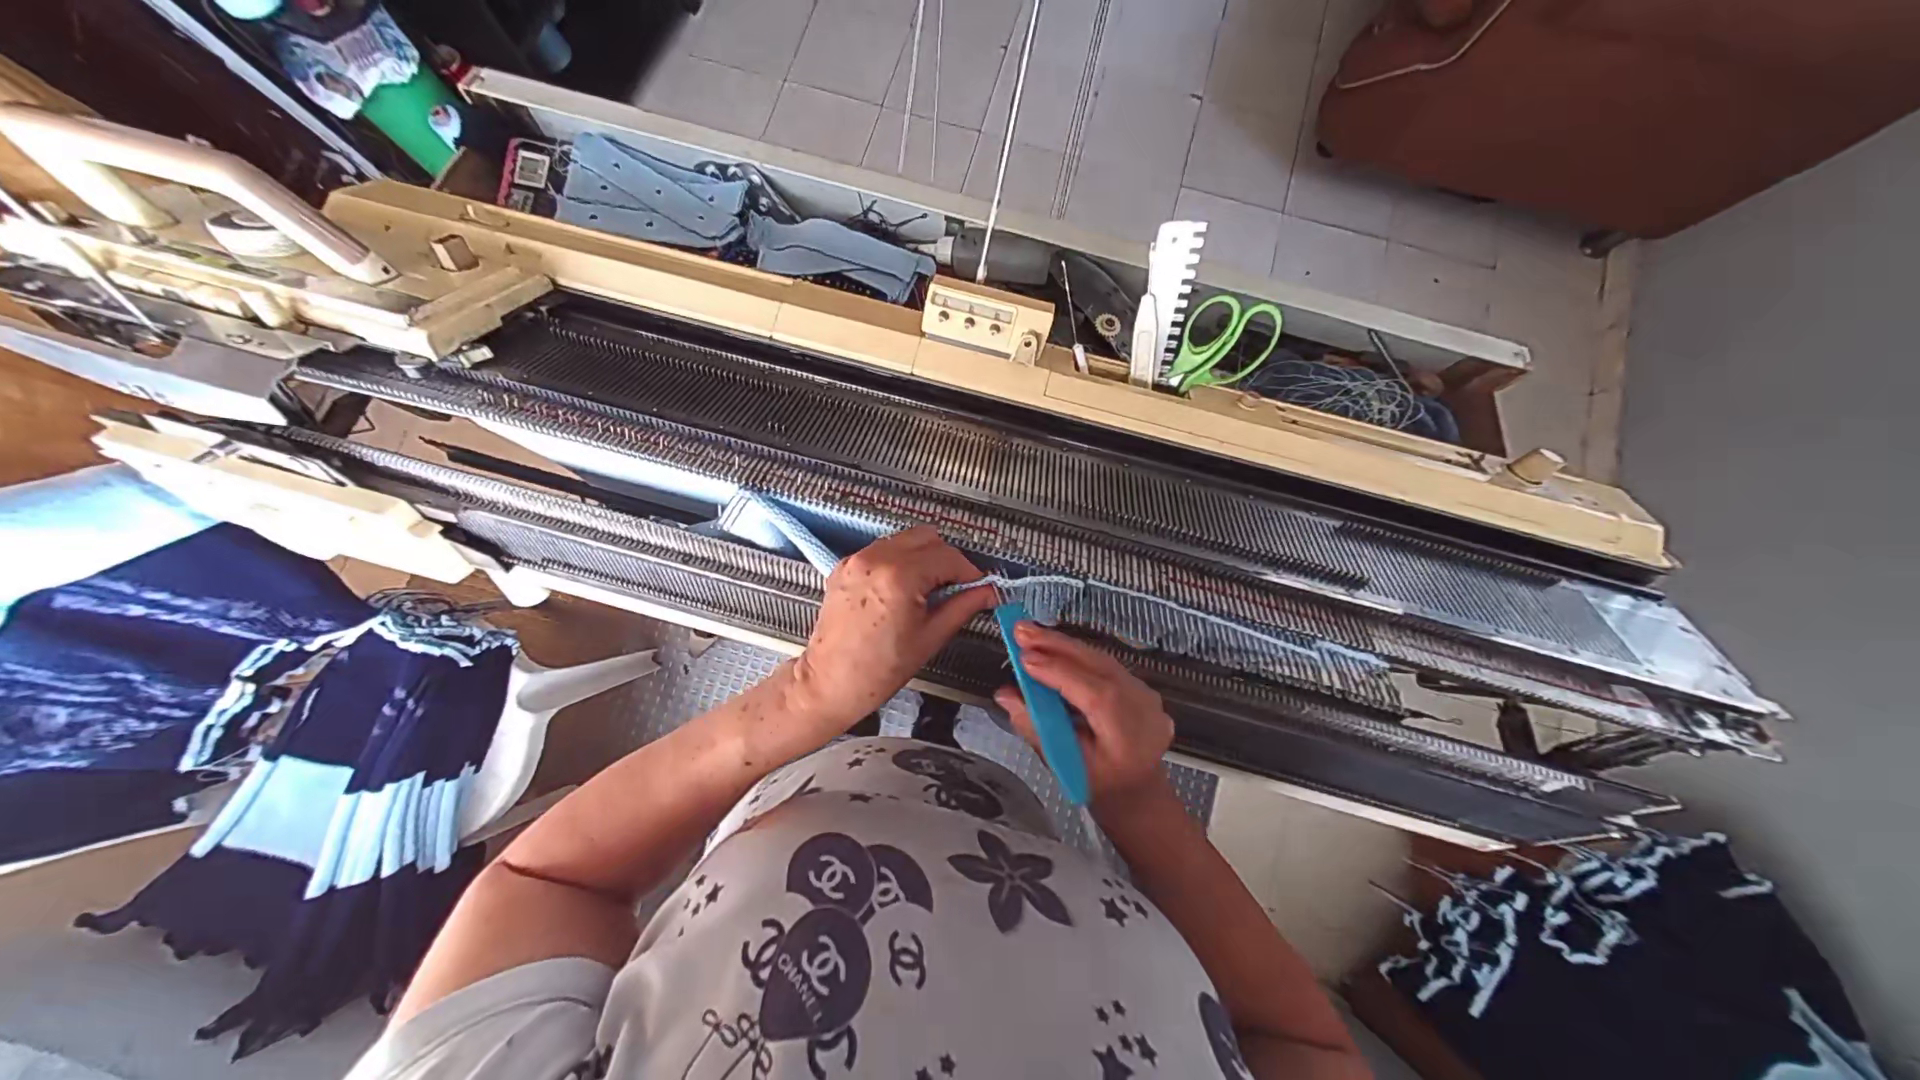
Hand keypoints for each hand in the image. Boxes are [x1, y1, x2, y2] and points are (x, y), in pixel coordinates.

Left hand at [788, 526, 998, 735]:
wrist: (831, 682)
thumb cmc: (876, 668)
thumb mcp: (931, 637)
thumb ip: (962, 607)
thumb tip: (987, 593)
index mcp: (900, 577)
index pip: (949, 557)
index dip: (969, 572)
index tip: (978, 586)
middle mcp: (876, 559)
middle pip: (928, 538)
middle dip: (947, 559)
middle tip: (956, 586)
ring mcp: (858, 560)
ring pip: (904, 539)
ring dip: (923, 556)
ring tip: (928, 589)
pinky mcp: (845, 566)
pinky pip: (882, 550)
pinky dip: (899, 560)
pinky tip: (903, 588)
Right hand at [995, 623, 1174, 806]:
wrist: (1135, 787)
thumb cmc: (1097, 783)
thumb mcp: (1063, 764)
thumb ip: (1034, 727)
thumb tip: (1006, 695)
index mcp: (1129, 738)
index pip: (1097, 696)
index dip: (1060, 673)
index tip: (1025, 658)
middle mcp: (1144, 710)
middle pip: (1100, 667)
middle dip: (1057, 647)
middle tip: (1021, 630)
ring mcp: (1146, 694)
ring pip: (1101, 660)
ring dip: (1063, 646)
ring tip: (1029, 633)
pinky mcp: (1139, 685)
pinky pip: (1104, 664)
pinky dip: (1076, 654)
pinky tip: (1051, 646)